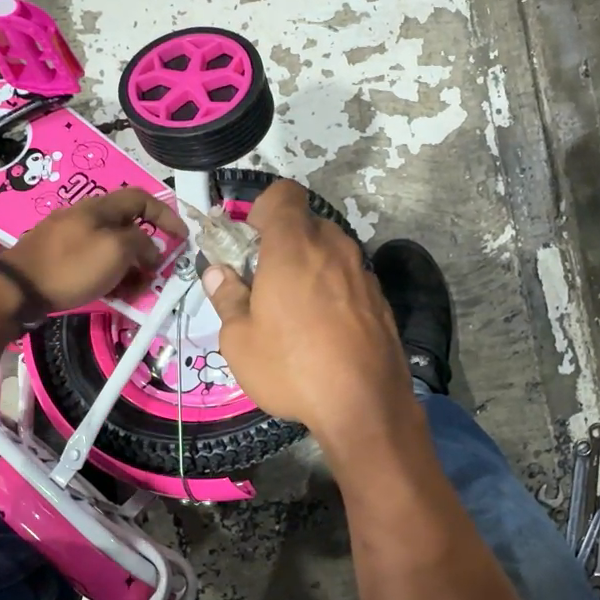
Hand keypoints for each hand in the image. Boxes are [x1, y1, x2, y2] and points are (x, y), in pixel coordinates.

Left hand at [0, 187, 184, 309]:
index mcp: (100, 208)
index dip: (167, 215)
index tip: (182, 238)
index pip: (142, 199)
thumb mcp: (116, 251)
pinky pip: (97, 262)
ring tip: (137, 289)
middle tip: (157, 273)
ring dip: (132, 267)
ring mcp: (71, 237)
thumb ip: (141, 243)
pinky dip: (112, 275)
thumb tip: (150, 249)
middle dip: (148, 250)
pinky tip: (114, 294)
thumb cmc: (71, 266)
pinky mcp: (61, 257)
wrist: (18, 289)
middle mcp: (86, 217)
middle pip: (129, 227)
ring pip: (114, 248)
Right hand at [203, 180, 414, 442]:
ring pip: (332, 254)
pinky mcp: (382, 302)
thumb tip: (218, 273)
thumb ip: (227, 298)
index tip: (250, 244)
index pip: (283, 194)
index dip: (263, 210)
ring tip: (297, 314)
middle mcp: (335, 249)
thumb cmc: (291, 368)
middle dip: (285, 244)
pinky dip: (336, 294)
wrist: (366, 405)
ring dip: (312, 270)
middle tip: (266, 284)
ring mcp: (364, 274)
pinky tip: (327, 333)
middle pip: (308, 225)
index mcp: (294, 246)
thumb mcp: (239, 340)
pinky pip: (351, 282)